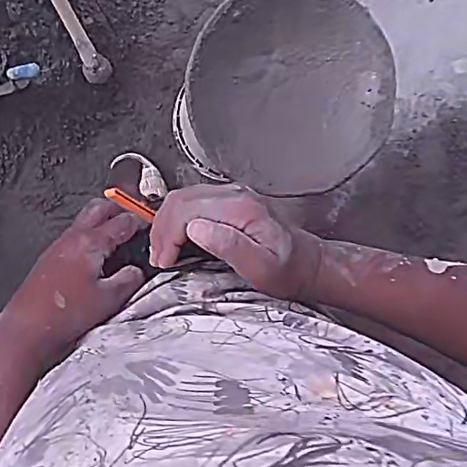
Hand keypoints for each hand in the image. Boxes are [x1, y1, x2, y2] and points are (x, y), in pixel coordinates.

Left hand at [0, 199, 147, 372]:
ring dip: (101, 222)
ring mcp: (57, 248)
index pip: (121, 222)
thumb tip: (135, 272)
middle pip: (99, 209)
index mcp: (90, 242)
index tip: (147, 224)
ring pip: (84, 222)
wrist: (28, 328)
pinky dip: (88, 239)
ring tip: (116, 236)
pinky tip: (94, 257)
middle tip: (132, 217)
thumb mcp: (109, 299)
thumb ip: (128, 280)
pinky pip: (73, 239)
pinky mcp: (49, 260)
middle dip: (118, 208)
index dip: (139, 221)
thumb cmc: (63, 314)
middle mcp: (72, 239)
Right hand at [150, 185, 321, 300]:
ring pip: (181, 199)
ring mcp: (230, 195)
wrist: (308, 264)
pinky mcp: (227, 201)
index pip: (185, 211)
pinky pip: (190, 203)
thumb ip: (229, 246)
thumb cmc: (287, 271)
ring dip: (166, 225)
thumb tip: (196, 228)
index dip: (167, 236)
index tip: (164, 260)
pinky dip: (176, 222)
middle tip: (159, 258)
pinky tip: (176, 241)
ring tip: (164, 252)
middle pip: (179, 200)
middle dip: (161, 230)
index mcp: (240, 208)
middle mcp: (234, 195)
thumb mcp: (262, 268)